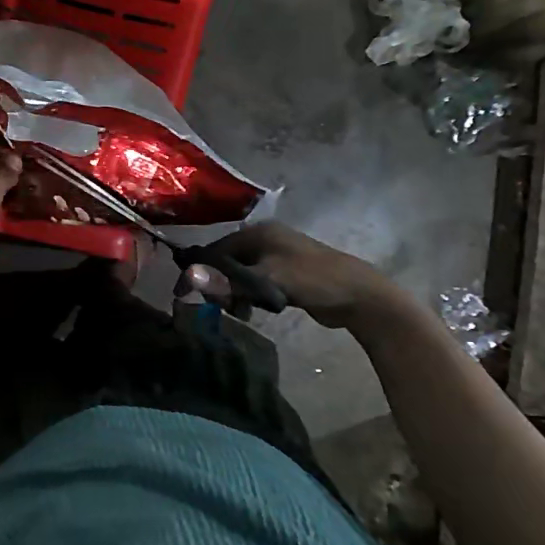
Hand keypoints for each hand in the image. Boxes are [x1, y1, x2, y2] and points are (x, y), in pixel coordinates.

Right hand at [203, 222, 402, 329]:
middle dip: (221, 285)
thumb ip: (228, 280)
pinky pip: (257, 283)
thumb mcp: (267, 280)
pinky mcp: (286, 273)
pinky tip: (254, 310)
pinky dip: (251, 295)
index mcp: (259, 232)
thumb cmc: (312, 280)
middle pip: (227, 262)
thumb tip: (188, 277)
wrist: (358, 295)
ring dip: (236, 293)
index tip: (186, 296)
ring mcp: (277, 255)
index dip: (200, 271)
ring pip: (242, 274)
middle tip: (224, 307)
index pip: (215, 249)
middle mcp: (266, 238)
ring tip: (241, 312)